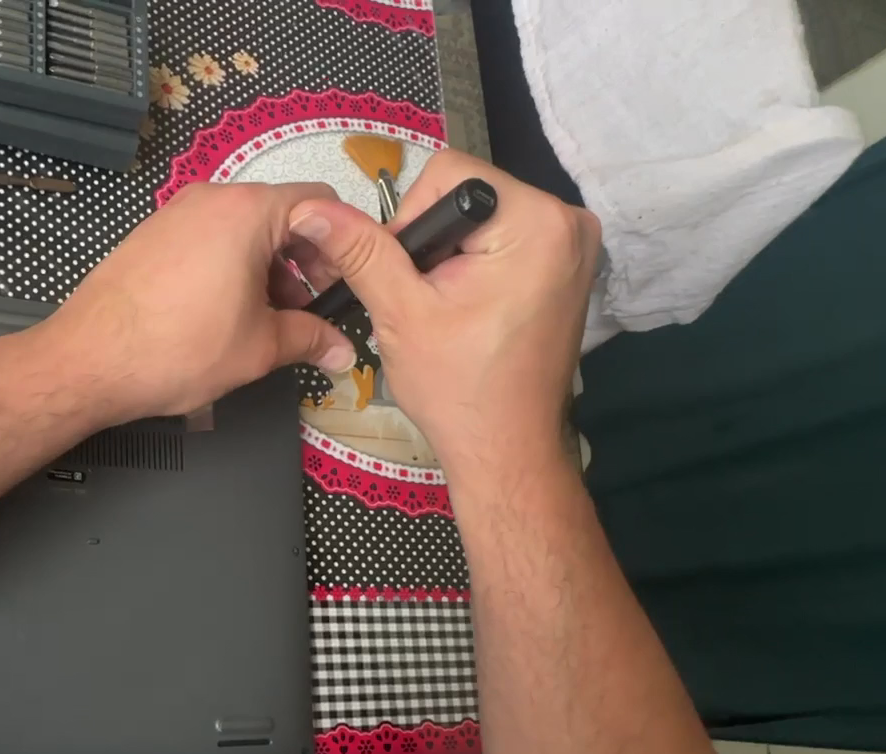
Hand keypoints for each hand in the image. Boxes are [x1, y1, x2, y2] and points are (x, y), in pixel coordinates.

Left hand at [32, 182, 356, 423]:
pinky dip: (226, 268)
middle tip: (300, 314)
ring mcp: (174, 214)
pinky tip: (217, 314)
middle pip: (280, 216)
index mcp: (248, 210)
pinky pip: (204, 240)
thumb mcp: (257, 349)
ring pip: (240, 231)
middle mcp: (210, 197)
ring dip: (263, 270)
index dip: (342, 248)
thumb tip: (343, 351)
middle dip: (300, 263)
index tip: (337, 290)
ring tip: (258, 322)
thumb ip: (309, 340)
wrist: (87, 362)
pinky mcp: (149, 236)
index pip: (322, 204)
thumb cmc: (176, 351)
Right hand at [286, 150, 600, 478]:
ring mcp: (573, 244)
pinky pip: (502, 242)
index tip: (402, 280)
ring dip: (446, 258)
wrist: (502, 446)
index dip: (406, 222)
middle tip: (420, 303)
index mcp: (536, 221)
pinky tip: (463, 311)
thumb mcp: (399, 313)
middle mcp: (568, 219)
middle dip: (428, 244)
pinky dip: (471, 268)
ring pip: (480, 220)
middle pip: (466, 195)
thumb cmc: (455, 387)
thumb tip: (312, 210)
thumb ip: (360, 252)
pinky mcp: (566, 268)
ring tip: (441, 311)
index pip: (447, 175)